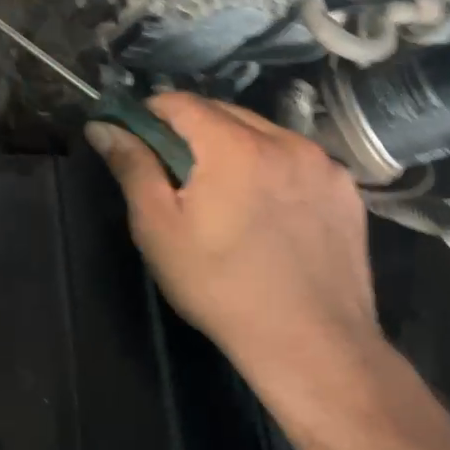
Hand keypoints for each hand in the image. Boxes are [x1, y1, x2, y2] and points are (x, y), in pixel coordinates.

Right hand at [86, 93, 378, 368]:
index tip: (137, 139)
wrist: (314, 347)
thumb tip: (102, 127)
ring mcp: (323, 165)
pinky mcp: (346, 192)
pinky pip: (296, 160)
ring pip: (262, 133)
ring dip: (234, 146)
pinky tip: (266, 208)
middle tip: (175, 171)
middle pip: (224, 112)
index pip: (181, 102)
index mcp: (234, 145)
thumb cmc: (222, 286)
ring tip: (223, 192)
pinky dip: (272, 167)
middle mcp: (284, 140)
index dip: (151, 113)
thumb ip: (132, 166)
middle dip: (193, 129)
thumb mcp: (158, 227)